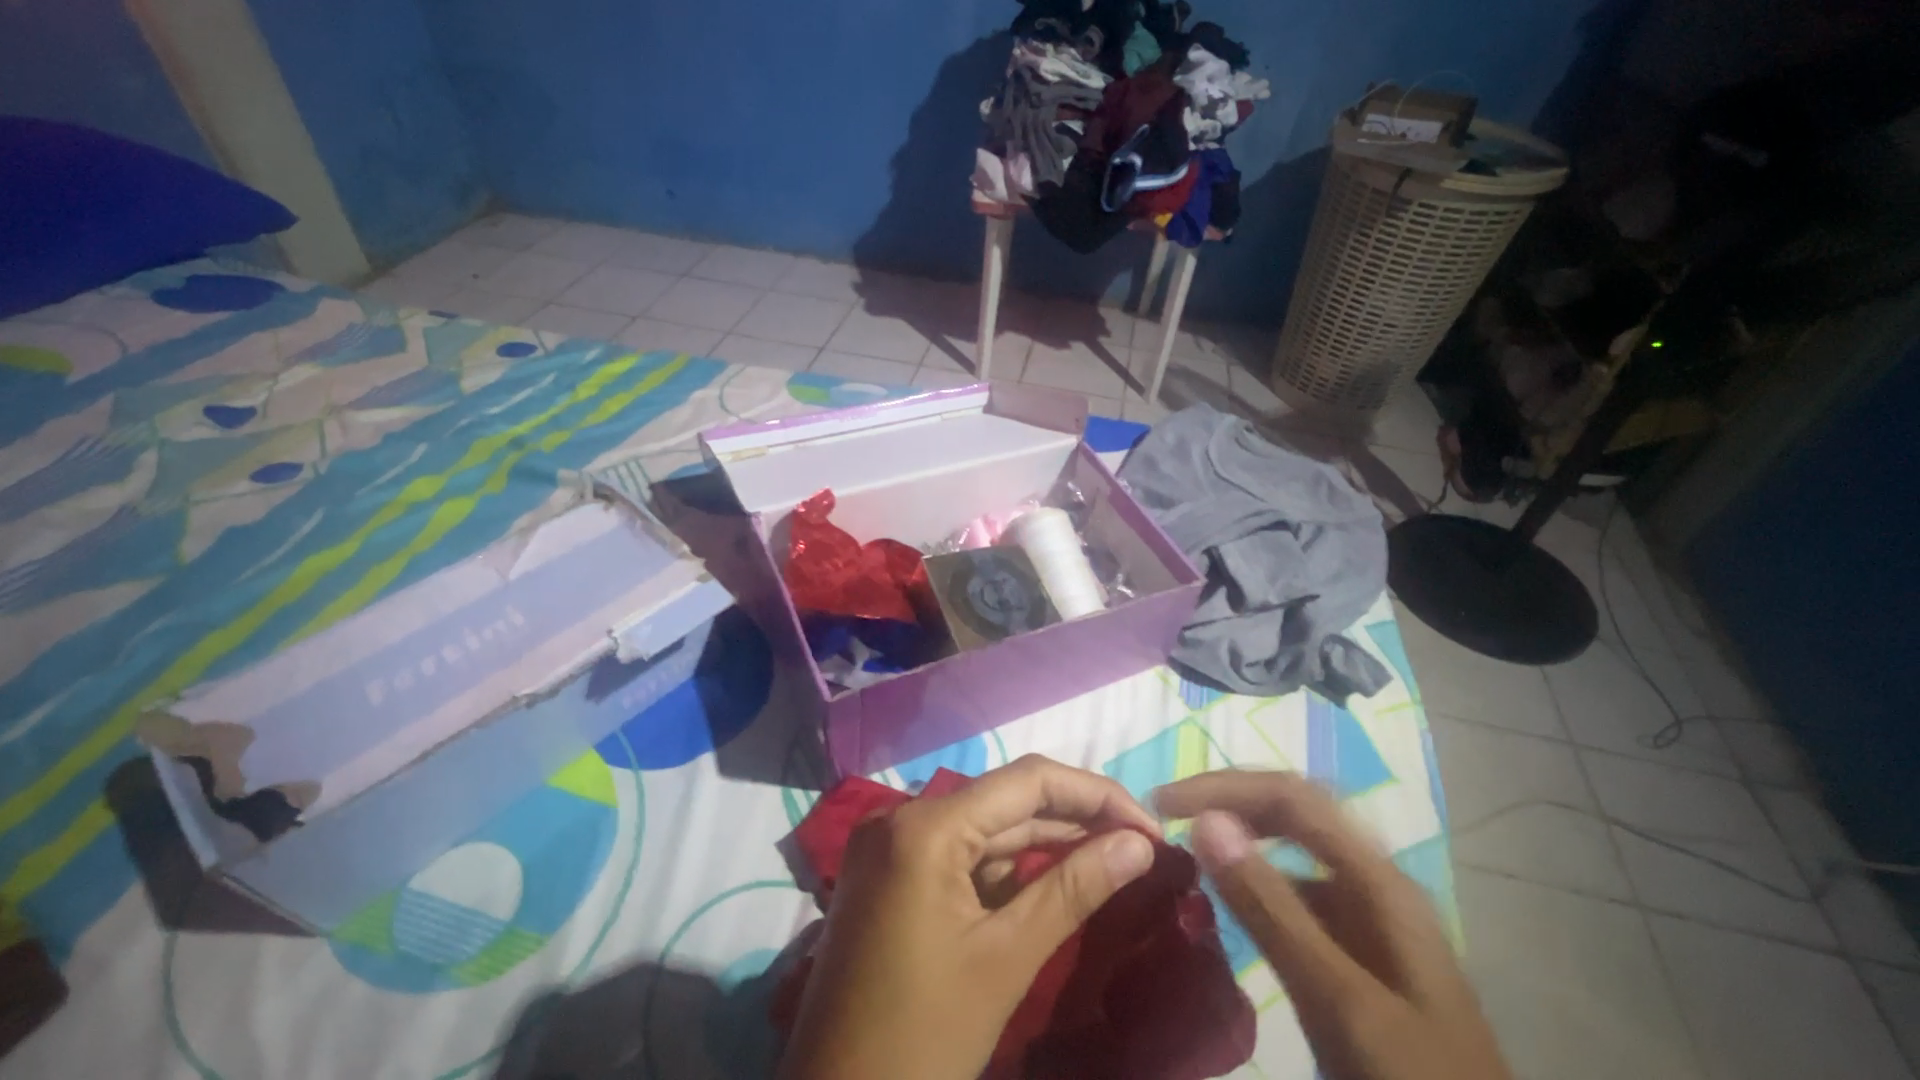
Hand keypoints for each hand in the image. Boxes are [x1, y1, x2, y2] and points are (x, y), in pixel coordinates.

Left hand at [779, 755, 1159, 1079]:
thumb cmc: (924, 1032)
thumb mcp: (1007, 958)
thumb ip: (1074, 889)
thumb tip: (1141, 843)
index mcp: (926, 827)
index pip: (1028, 782)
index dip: (1097, 795)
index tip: (1152, 829)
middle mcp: (902, 818)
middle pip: (1007, 801)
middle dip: (1076, 821)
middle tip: (1142, 848)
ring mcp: (891, 847)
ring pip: (986, 829)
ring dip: (1046, 845)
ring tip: (1113, 861)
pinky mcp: (891, 876)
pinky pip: (961, 856)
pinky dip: (1008, 870)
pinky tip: (1055, 882)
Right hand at [1155, 770, 1511, 1079]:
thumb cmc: (1414, 1076)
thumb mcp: (1341, 1000)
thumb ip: (1274, 912)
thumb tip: (1207, 823)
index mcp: (1380, 883)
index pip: (1294, 798)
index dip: (1225, 788)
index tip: (1160, 805)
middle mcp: (1375, 886)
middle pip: (1296, 814)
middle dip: (1230, 802)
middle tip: (1166, 817)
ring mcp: (1370, 922)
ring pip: (1296, 854)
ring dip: (1241, 839)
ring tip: (1186, 853)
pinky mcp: (1359, 956)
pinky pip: (1298, 898)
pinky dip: (1255, 887)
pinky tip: (1226, 911)